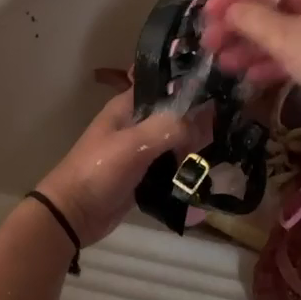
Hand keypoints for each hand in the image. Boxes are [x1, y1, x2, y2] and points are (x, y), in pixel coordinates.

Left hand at [35, 85, 212, 244]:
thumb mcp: (134, 144)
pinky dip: (185, 171)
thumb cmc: (99, 170)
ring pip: (176, 143)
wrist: (73, 214)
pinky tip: (207, 174)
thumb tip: (203, 120)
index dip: (188, 85)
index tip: (219, 89)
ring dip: (194, 148)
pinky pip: (171, 168)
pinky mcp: (145, 177)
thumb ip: (169, 128)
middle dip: (198, 122)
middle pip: (175, 116)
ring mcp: (141, 151)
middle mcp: (136, 124)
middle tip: (227, 128)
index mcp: (128, 106)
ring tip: (224, 151)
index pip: (163, 85)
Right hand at [200, 0, 300, 125]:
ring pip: (283, 31)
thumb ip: (252, 20)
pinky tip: (251, 76)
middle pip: (272, 6)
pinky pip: (297, 50)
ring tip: (223, 65)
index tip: (205, 16)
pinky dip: (274, 60)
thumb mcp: (287, 38)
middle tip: (209, 46)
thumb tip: (230, 9)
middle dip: (239, 27)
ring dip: (252, 47)